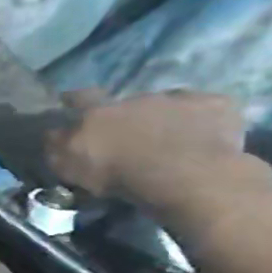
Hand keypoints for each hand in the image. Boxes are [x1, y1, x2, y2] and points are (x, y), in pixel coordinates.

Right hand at [47, 89, 271, 211]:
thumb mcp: (69, 165)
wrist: (184, 175)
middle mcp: (138, 97)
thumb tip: (53, 130)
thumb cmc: (118, 172)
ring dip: (165, 117)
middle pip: (128, 102)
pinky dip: (204, 120)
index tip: (68, 102)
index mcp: (100, 111)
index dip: (72, 99)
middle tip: (129, 136)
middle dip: (127, 115)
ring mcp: (181, 98)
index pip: (79, 97)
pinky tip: (204, 137)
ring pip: (169, 104)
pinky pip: (208, 110)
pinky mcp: (218, 106)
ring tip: (170, 140)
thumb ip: (57, 144)